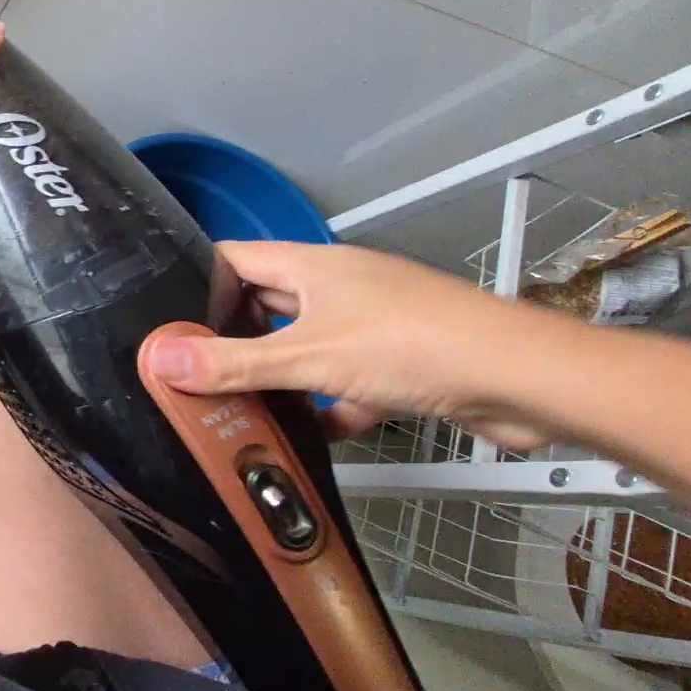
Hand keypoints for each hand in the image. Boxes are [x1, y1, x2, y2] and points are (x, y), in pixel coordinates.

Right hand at [145, 241, 562, 449]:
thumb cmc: (412, 347)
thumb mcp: (307, 358)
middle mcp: (338, 286)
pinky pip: (345, 378)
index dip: (191, 279)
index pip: (230, 258)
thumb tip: (155, 360)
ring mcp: (373, 322)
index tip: (156, 314)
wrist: (534, 383)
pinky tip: (310, 433)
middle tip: (185, 366)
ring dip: (276, 372)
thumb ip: (231, 363)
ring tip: (232, 401)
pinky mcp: (403, 359)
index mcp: (311, 266)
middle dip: (227, 334)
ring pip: (303, 343)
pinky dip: (327, 403)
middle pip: (263, 303)